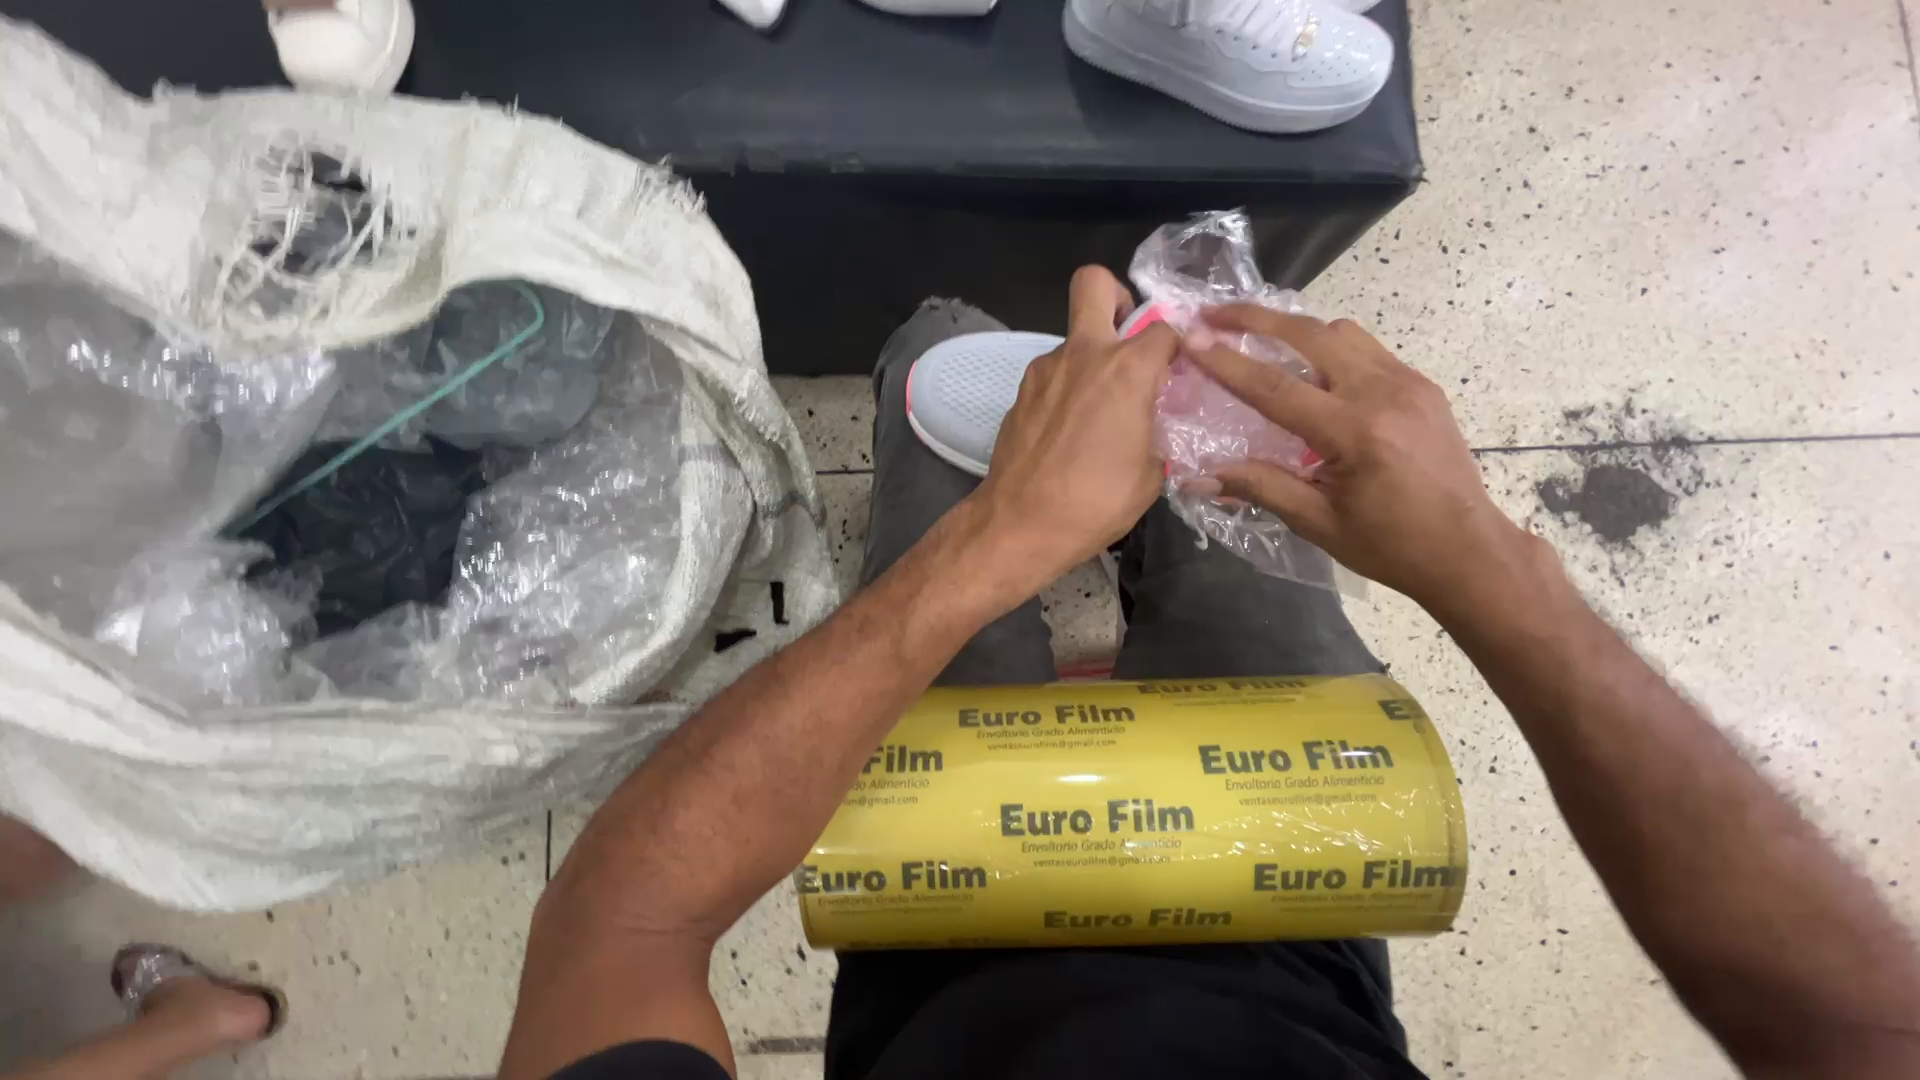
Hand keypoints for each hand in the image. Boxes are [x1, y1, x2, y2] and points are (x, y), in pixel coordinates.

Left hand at [968, 266, 1178, 590]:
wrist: (1020, 523)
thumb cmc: (1095, 501)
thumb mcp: (1151, 473)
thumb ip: (1159, 430)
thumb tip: (1153, 420)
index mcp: (1127, 369)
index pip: (1165, 328)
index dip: (1178, 344)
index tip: (1180, 368)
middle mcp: (1083, 355)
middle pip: (1094, 284)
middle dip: (1116, 297)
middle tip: (1128, 336)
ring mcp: (1044, 371)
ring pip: (1072, 340)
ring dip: (1091, 360)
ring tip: (1099, 411)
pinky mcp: (1019, 394)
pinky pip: (1052, 376)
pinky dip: (1066, 390)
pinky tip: (1070, 431)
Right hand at [1183, 305, 1535, 605]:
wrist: (1468, 549)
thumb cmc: (1389, 544)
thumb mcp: (1316, 521)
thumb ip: (1259, 487)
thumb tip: (1197, 477)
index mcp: (1355, 432)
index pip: (1276, 388)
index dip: (1227, 362)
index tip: (1192, 337)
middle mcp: (1384, 393)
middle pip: (1310, 334)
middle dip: (1256, 317)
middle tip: (1214, 314)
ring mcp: (1408, 383)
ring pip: (1341, 332)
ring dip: (1294, 328)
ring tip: (1256, 336)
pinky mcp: (1420, 385)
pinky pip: (1365, 349)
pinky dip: (1326, 346)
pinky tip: (1306, 368)